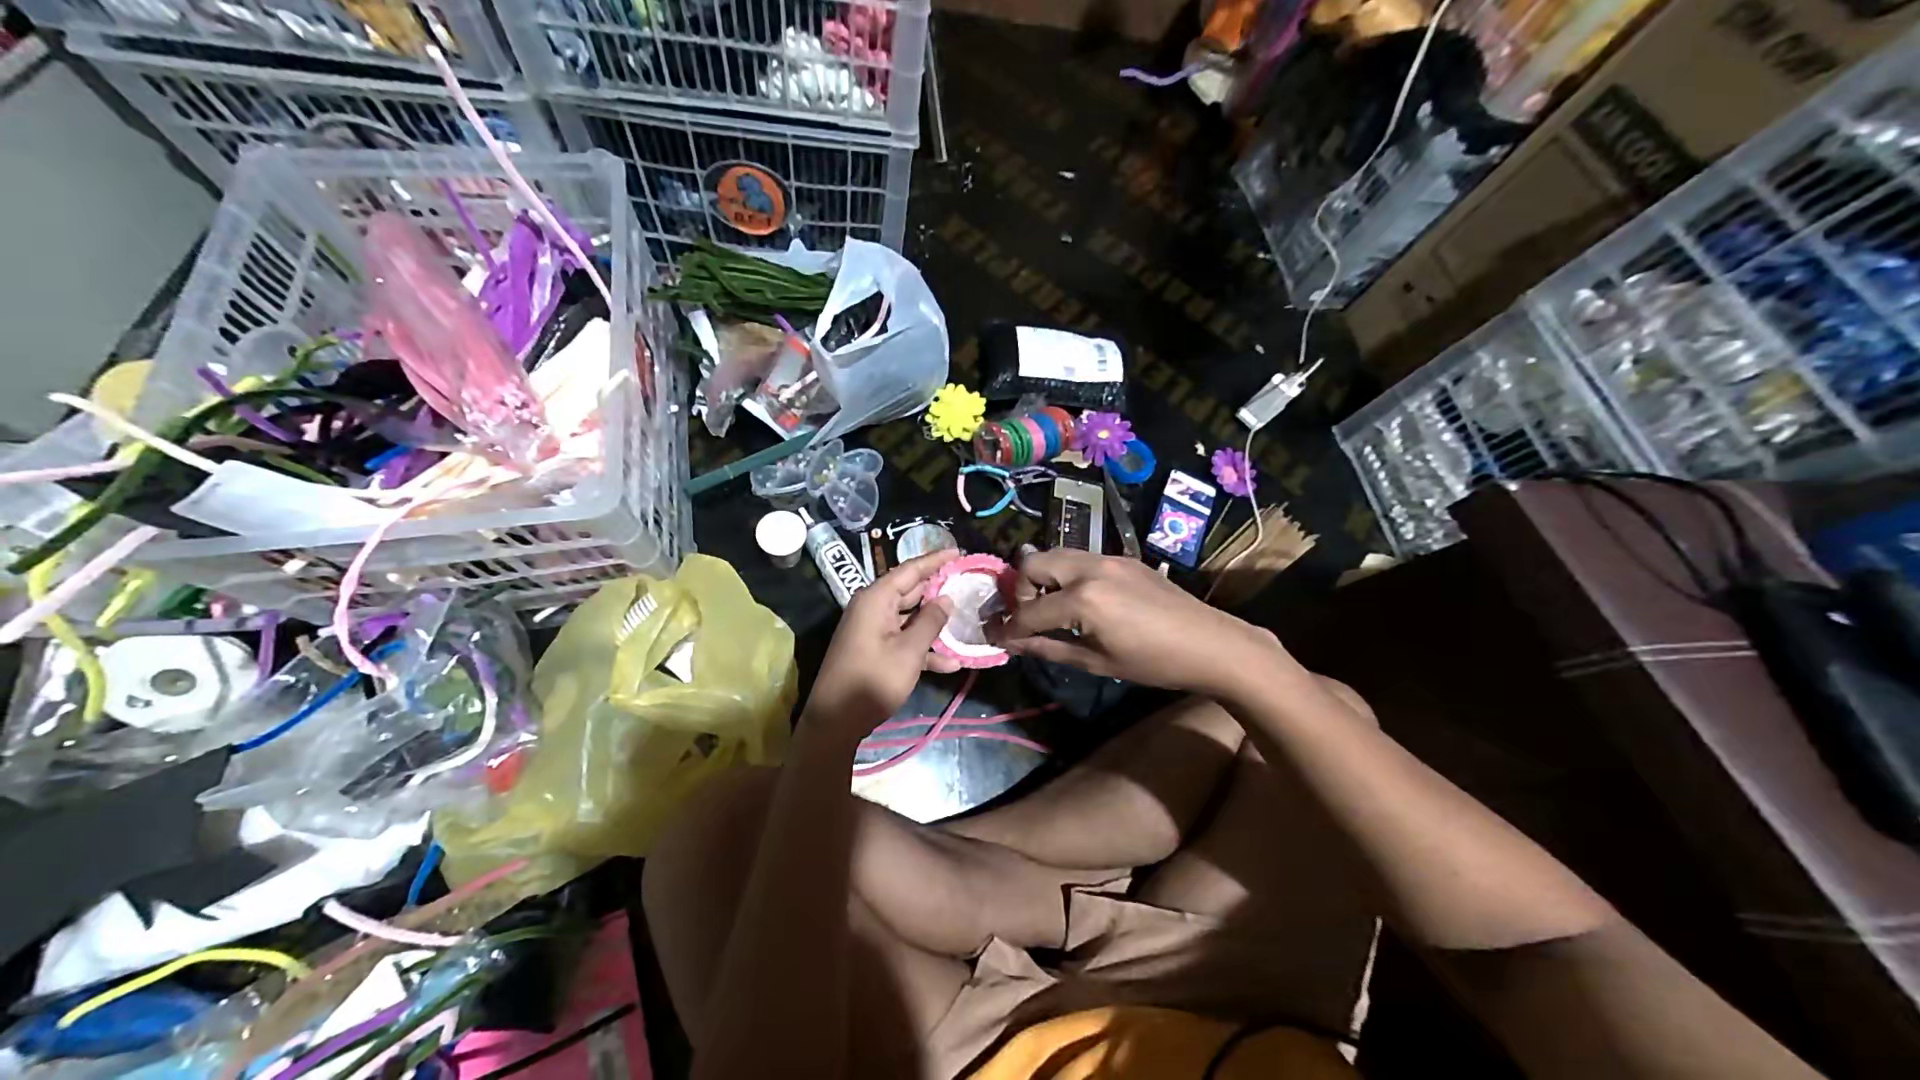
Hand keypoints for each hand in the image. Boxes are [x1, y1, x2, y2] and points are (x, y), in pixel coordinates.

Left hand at [803, 549, 961, 736]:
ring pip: (910, 617)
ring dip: (935, 623)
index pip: (910, 570)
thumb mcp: (909, 652)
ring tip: (966, 618)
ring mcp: (872, 630)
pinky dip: (924, 647)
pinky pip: (903, 639)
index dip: (935, 560)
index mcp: (876, 599)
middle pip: (910, 591)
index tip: (958, 551)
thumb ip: (930, 622)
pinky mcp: (874, 650)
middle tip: (967, 582)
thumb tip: (946, 598)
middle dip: (938, 588)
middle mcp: (872, 608)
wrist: (835, 721)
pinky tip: (951, 662)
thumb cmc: (872, 681)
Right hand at [988, 550, 1285, 696]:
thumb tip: (1014, 643)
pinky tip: (1080, 600)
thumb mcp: (1097, 662)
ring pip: (1056, 555)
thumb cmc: (1154, 663)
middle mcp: (1090, 569)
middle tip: (1028, 616)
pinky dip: (1067, 574)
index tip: (998, 636)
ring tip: (1052, 607)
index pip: (1029, 611)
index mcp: (1083, 600)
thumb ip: (1050, 648)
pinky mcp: (1123, 557)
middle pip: (1032, 563)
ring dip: (1043, 578)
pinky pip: (1080, 558)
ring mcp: (1108, 558)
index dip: (1009, 627)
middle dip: (1021, 590)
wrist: (1211, 643)